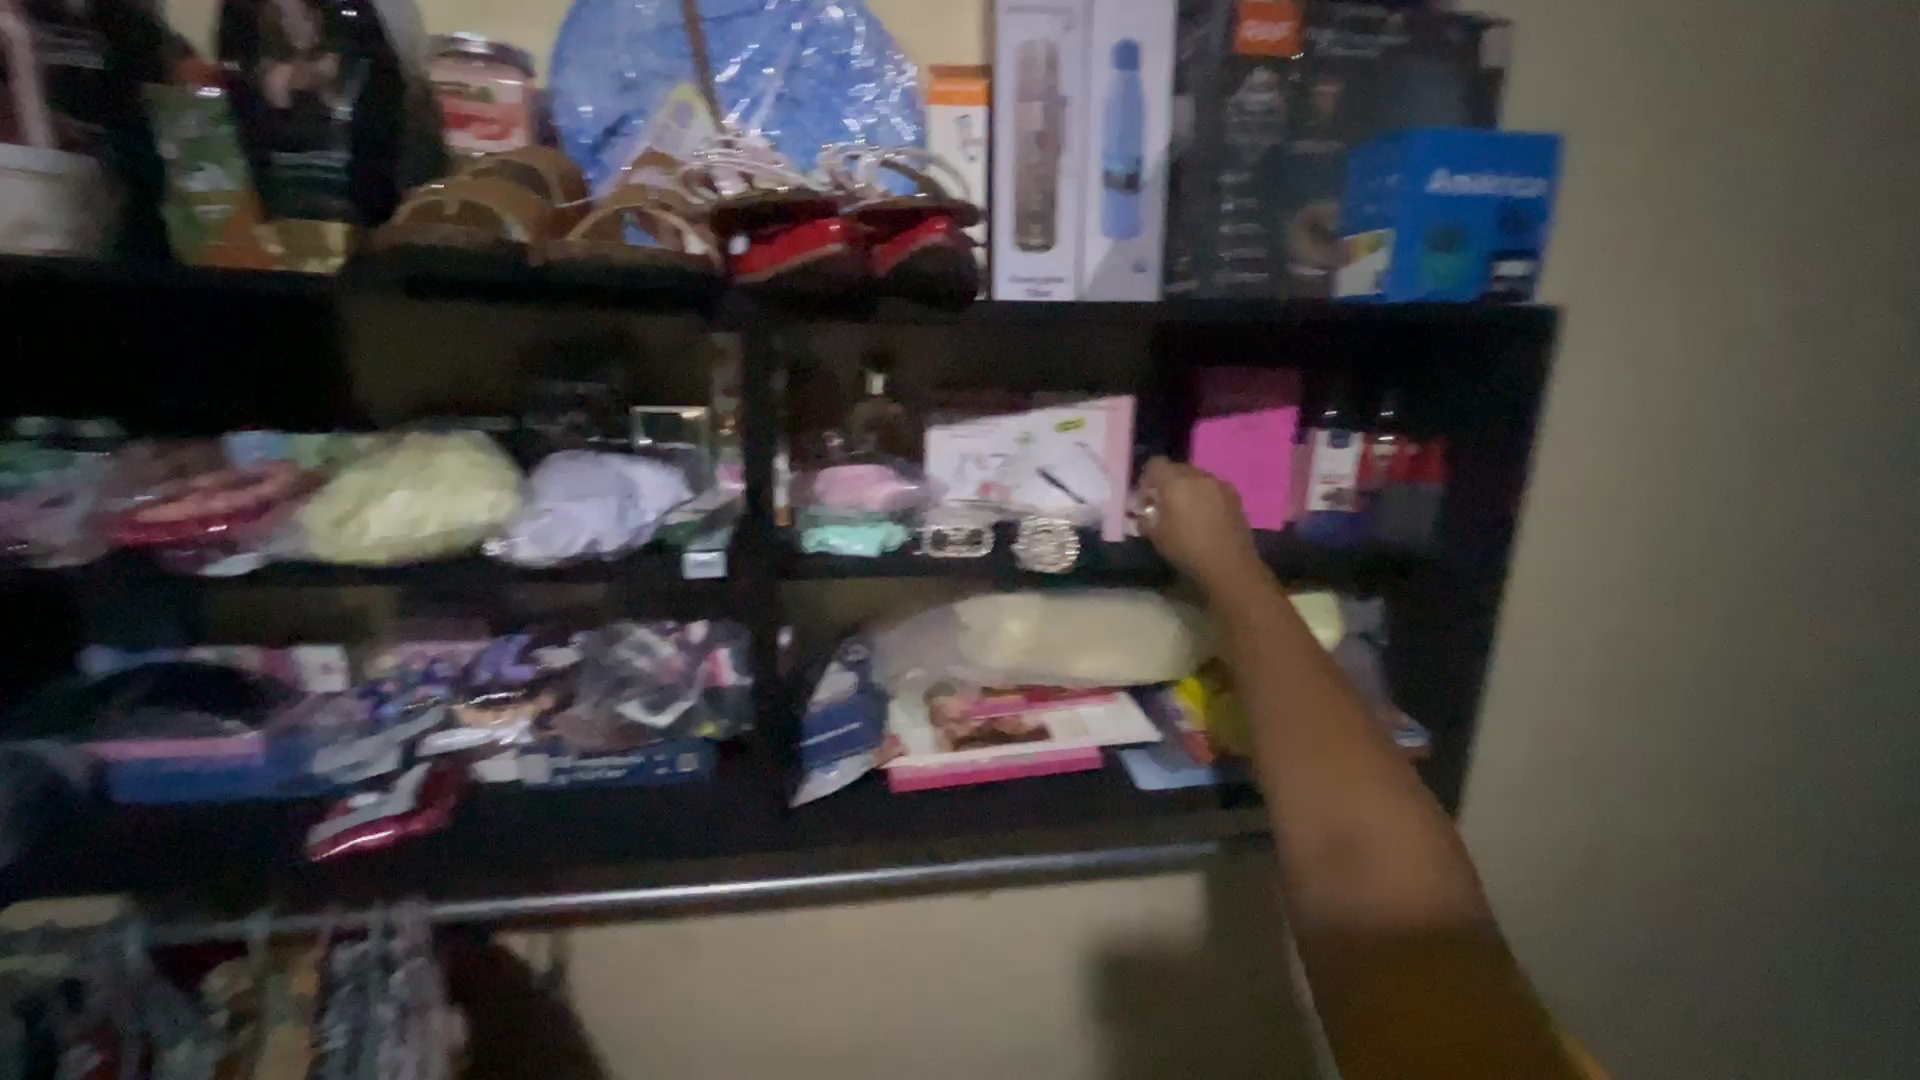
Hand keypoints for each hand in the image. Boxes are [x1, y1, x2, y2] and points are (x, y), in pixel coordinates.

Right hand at [1134, 457, 1268, 597]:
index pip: (1155, 464)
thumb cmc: (1186, 549)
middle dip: (1167, 484)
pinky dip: (1205, 497)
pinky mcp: (1235, 496)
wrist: (1229, 565)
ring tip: (1185, 512)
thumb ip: (1145, 520)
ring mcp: (1220, 484)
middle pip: (1177, 469)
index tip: (1145, 500)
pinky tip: (1205, 517)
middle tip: (1163, 506)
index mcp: (1175, 482)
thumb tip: (1144, 515)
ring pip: (1197, 478)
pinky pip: (1213, 488)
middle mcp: (1199, 476)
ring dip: (1187, 489)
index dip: (1146, 479)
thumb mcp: (1156, 537)